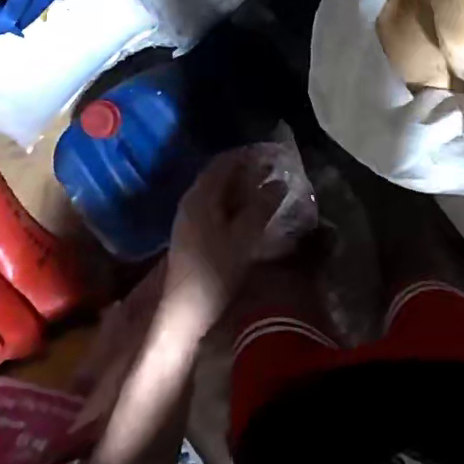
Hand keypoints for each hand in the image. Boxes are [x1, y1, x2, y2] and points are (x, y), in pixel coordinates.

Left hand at [161, 148, 285, 336]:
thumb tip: (279, 183)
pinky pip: (215, 204)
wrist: (184, 311)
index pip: (224, 162)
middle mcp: (191, 201)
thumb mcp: (244, 239)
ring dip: (242, 185)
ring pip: (218, 190)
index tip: (273, 153)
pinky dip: (235, 200)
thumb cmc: (215, 272)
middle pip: (220, 174)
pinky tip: (252, 209)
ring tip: (269, 186)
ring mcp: (189, 217)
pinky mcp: (192, 232)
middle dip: (247, 168)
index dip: (249, 154)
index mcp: (200, 197)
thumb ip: (262, 207)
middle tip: (275, 168)